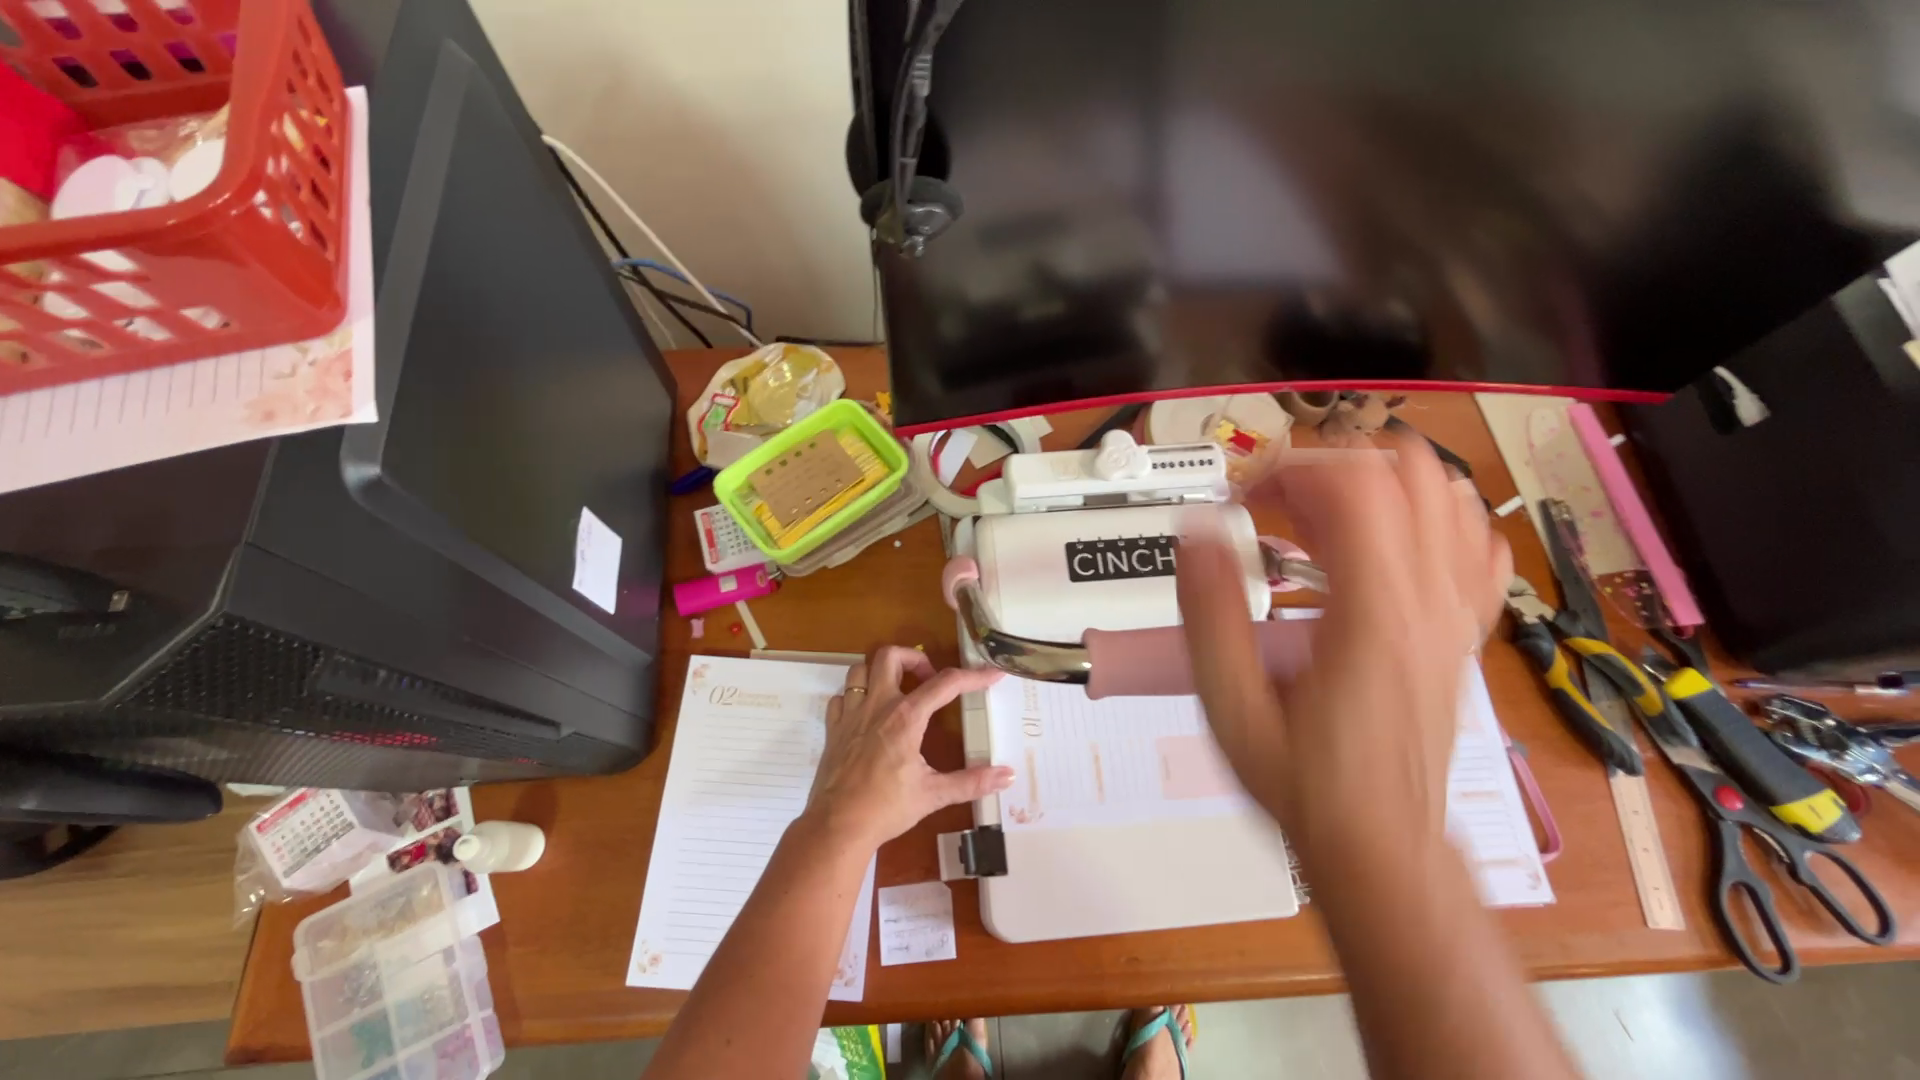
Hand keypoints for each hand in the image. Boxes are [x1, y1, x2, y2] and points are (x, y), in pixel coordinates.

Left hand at [805, 647, 1013, 850]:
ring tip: (898, 690)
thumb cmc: (886, 808)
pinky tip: (867, 714)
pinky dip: (855, 697)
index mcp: (906, 717)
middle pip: (891, 656)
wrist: (837, 827)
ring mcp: (850, 715)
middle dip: (914, 659)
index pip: (946, 684)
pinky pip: (842, 697)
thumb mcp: (934, 795)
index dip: (974, 676)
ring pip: (860, 670)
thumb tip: (1008, 776)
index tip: (993, 675)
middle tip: (929, 680)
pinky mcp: (833, 729)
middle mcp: (877, 706)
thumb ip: (972, 782)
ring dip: (881, 672)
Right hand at [1175, 435, 1510, 857]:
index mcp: (1375, 616)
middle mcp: (1430, 603)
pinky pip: (1475, 544)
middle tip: (1278, 499)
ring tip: (1320, 511)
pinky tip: (1387, 537)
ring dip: (1379, 478)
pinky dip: (1434, 515)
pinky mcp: (1462, 629)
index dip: (1290, 469)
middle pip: (1408, 472)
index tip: (1243, 498)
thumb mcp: (1232, 704)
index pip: (1354, 487)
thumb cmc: (1304, 782)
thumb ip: (1211, 611)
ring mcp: (1456, 614)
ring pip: (1449, 495)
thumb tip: (1198, 530)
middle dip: (1330, 463)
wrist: (1380, 845)